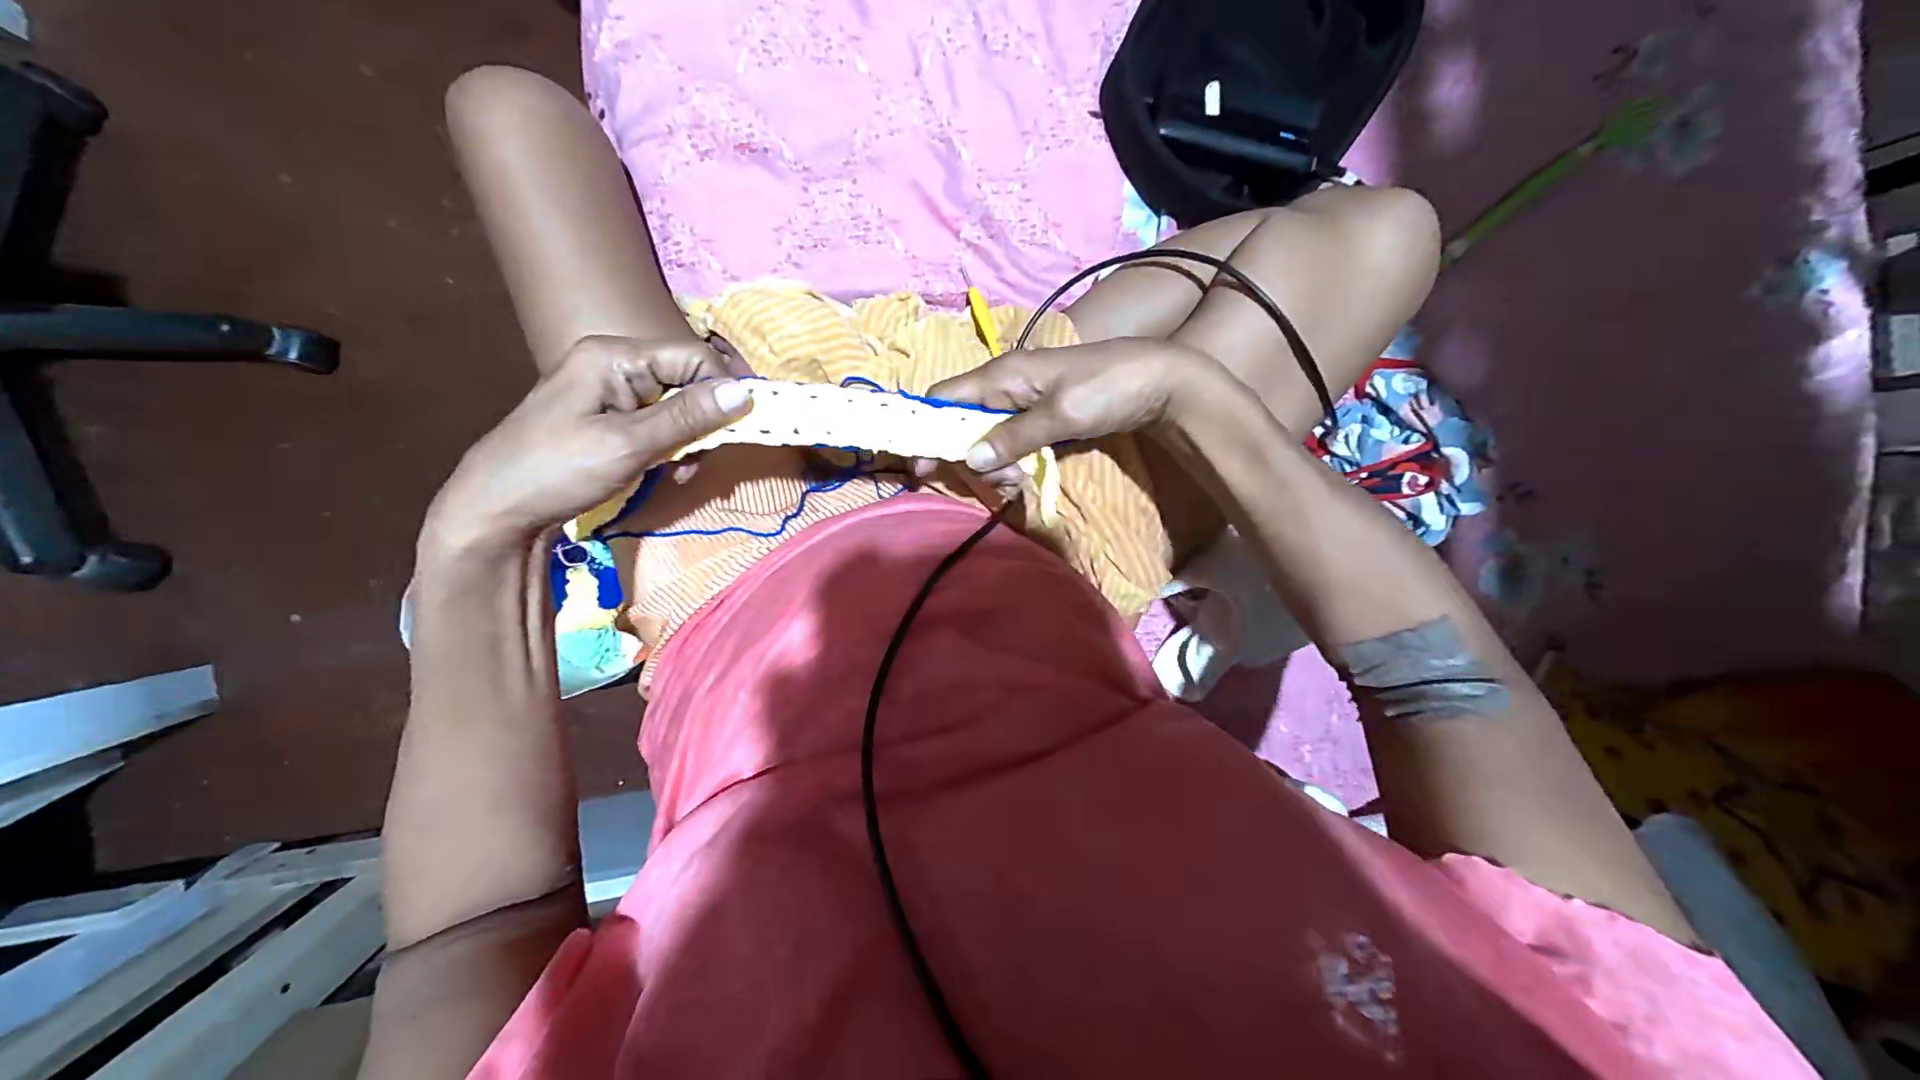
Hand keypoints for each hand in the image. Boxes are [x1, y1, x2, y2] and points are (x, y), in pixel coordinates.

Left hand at [422, 335, 751, 553]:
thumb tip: (743, 392)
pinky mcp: (608, 415)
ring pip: (677, 404)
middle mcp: (614, 362)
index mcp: (614, 356)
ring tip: (680, 472)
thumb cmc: (557, 470)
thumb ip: (687, 417)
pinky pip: (658, 421)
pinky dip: (671, 445)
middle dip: (705, 420)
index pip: (693, 356)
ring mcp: (609, 389)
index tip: (733, 433)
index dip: (721, 390)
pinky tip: (667, 470)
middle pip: (687, 379)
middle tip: (699, 461)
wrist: (495, 508)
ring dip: (690, 438)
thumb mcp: (629, 445)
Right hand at [923, 337, 1232, 488]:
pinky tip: (1024, 476)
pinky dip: (1010, 460)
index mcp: (1001, 374)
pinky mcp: (1038, 414)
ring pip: (984, 435)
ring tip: (1017, 483)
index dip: (926, 430)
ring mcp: (1022, 399)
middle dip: (967, 456)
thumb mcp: (1062, 415)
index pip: (942, 398)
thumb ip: (1014, 436)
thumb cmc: (1108, 388)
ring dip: (992, 464)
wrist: (1161, 380)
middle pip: (960, 421)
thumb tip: (971, 459)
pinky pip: (1007, 439)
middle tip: (996, 483)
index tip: (923, 466)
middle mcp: (1003, 383)